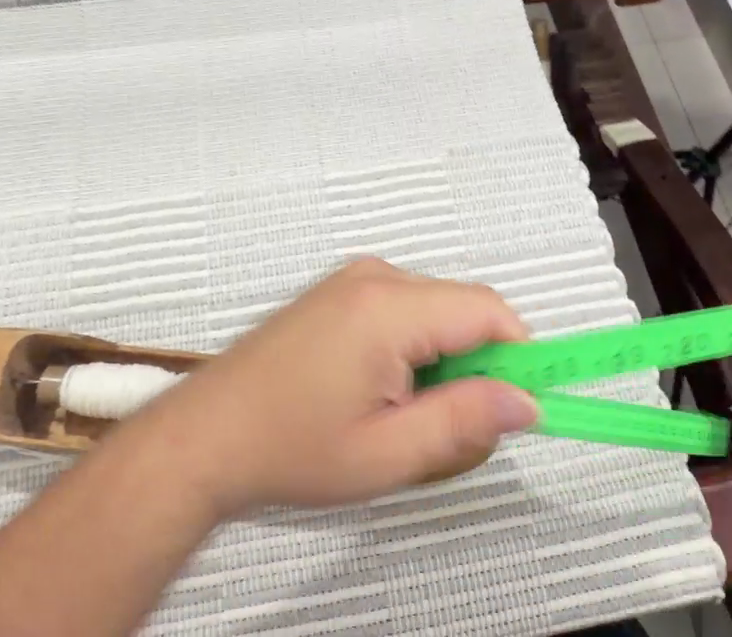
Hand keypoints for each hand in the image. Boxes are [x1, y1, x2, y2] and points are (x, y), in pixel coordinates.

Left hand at [104, 260, 539, 517]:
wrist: (206, 434)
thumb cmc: (289, 447)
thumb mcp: (388, 453)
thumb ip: (465, 422)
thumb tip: (525, 401)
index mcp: (388, 308)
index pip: (488, 311)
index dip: (520, 355)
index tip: (522, 405)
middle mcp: (373, 277)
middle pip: (463, 309)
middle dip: (476, 365)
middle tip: (450, 427)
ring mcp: (351, 280)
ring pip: (435, 312)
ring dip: (442, 360)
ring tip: (402, 416)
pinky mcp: (338, 292)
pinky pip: (403, 309)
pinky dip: (413, 348)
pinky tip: (378, 392)